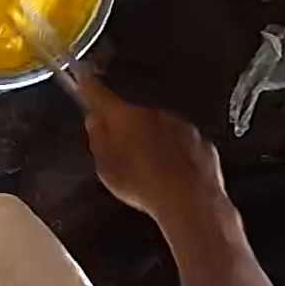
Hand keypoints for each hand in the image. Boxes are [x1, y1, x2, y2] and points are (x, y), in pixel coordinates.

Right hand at [80, 77, 237, 236]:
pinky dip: (174, 156)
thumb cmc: (145, 186)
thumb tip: (95, 123)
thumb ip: (98, 140)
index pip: (102, 96)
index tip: (84, 83)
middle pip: (132, 117)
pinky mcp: (200, 143)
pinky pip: (181, 144)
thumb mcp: (106, 168)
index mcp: (126, 117)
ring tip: (149, 175)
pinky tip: (169, 177)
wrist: (189, 202)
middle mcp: (154, 115)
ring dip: (152, 145)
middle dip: (126, 131)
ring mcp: (180, 127)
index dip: (89, 88)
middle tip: (122, 159)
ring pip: (158, 130)